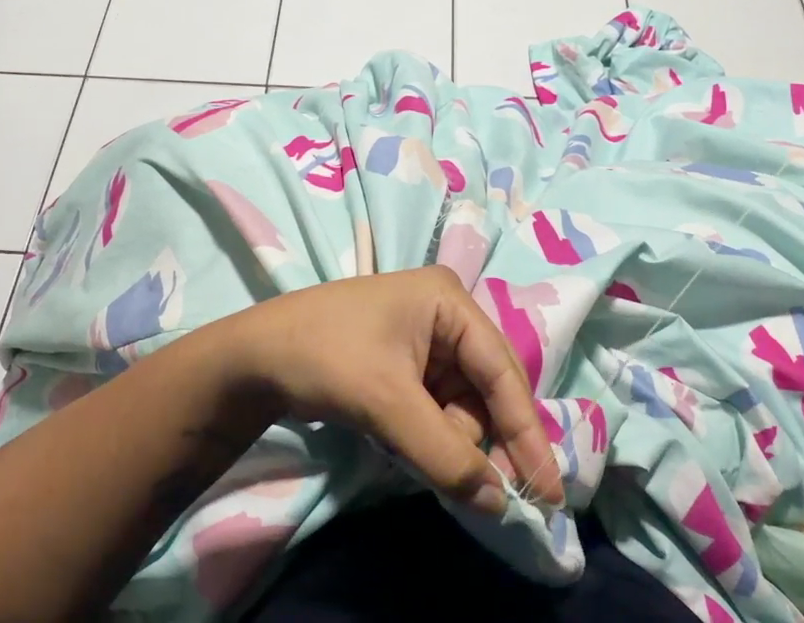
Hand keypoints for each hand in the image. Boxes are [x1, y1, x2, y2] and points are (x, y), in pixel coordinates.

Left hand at [217, 266, 564, 514]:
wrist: (253, 357)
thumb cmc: (324, 358)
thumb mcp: (387, 405)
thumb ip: (446, 453)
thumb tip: (498, 502)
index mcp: (449, 301)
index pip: (503, 372)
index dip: (528, 433)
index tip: (550, 492)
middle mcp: (445, 315)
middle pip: (485, 391)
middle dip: (477, 439)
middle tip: (482, 491)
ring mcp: (425, 339)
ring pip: (461, 407)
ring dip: (444, 440)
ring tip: (400, 442)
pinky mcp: (406, 364)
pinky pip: (437, 409)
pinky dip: (428, 435)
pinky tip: (399, 441)